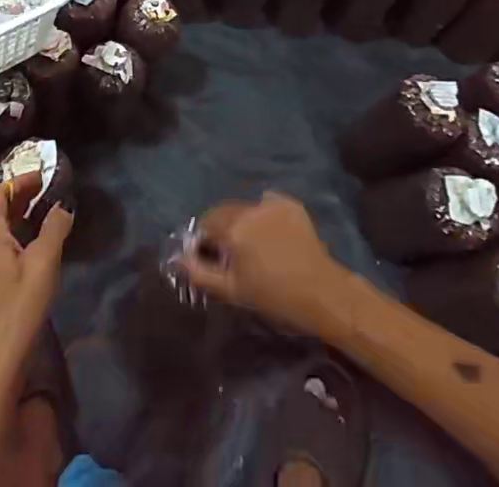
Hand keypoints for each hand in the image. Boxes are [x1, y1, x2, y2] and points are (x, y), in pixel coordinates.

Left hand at [0, 173, 72, 368]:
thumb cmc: (19, 306)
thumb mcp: (44, 262)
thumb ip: (55, 229)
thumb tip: (63, 206)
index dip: (19, 181)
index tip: (44, 177)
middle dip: (20, 197)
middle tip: (47, 190)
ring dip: (19, 217)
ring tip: (45, 213)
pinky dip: (17, 237)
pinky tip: (35, 248)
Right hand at [179, 191, 356, 334]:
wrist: (320, 292)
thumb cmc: (272, 295)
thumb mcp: (231, 290)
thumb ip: (199, 272)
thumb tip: (178, 258)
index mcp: (234, 229)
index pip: (206, 223)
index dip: (205, 240)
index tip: (212, 256)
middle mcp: (251, 209)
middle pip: (225, 211)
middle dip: (223, 228)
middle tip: (233, 253)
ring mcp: (273, 204)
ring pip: (246, 207)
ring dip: (243, 221)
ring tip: (254, 245)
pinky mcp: (291, 204)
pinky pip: (267, 203)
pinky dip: (263, 215)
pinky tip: (271, 234)